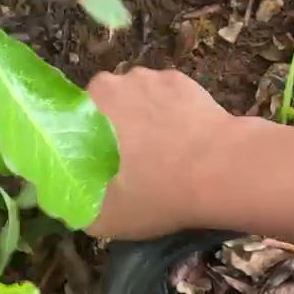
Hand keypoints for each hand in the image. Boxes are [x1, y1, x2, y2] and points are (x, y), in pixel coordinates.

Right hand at [86, 68, 243, 238]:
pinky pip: (172, 98)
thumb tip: (72, 199)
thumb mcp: (102, 217)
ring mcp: (158, 77)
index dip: (86, 142)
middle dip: (117, 127)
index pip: (76, 118)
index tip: (98, 164)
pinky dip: (176, 114)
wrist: (222, 172)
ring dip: (148, 118)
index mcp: (92, 103)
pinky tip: (187, 139)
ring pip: (142, 98)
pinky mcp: (190, 82)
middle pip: (110, 105)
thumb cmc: (155, 191)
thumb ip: (77, 204)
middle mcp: (121, 80)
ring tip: (164, 152)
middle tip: (130, 161)